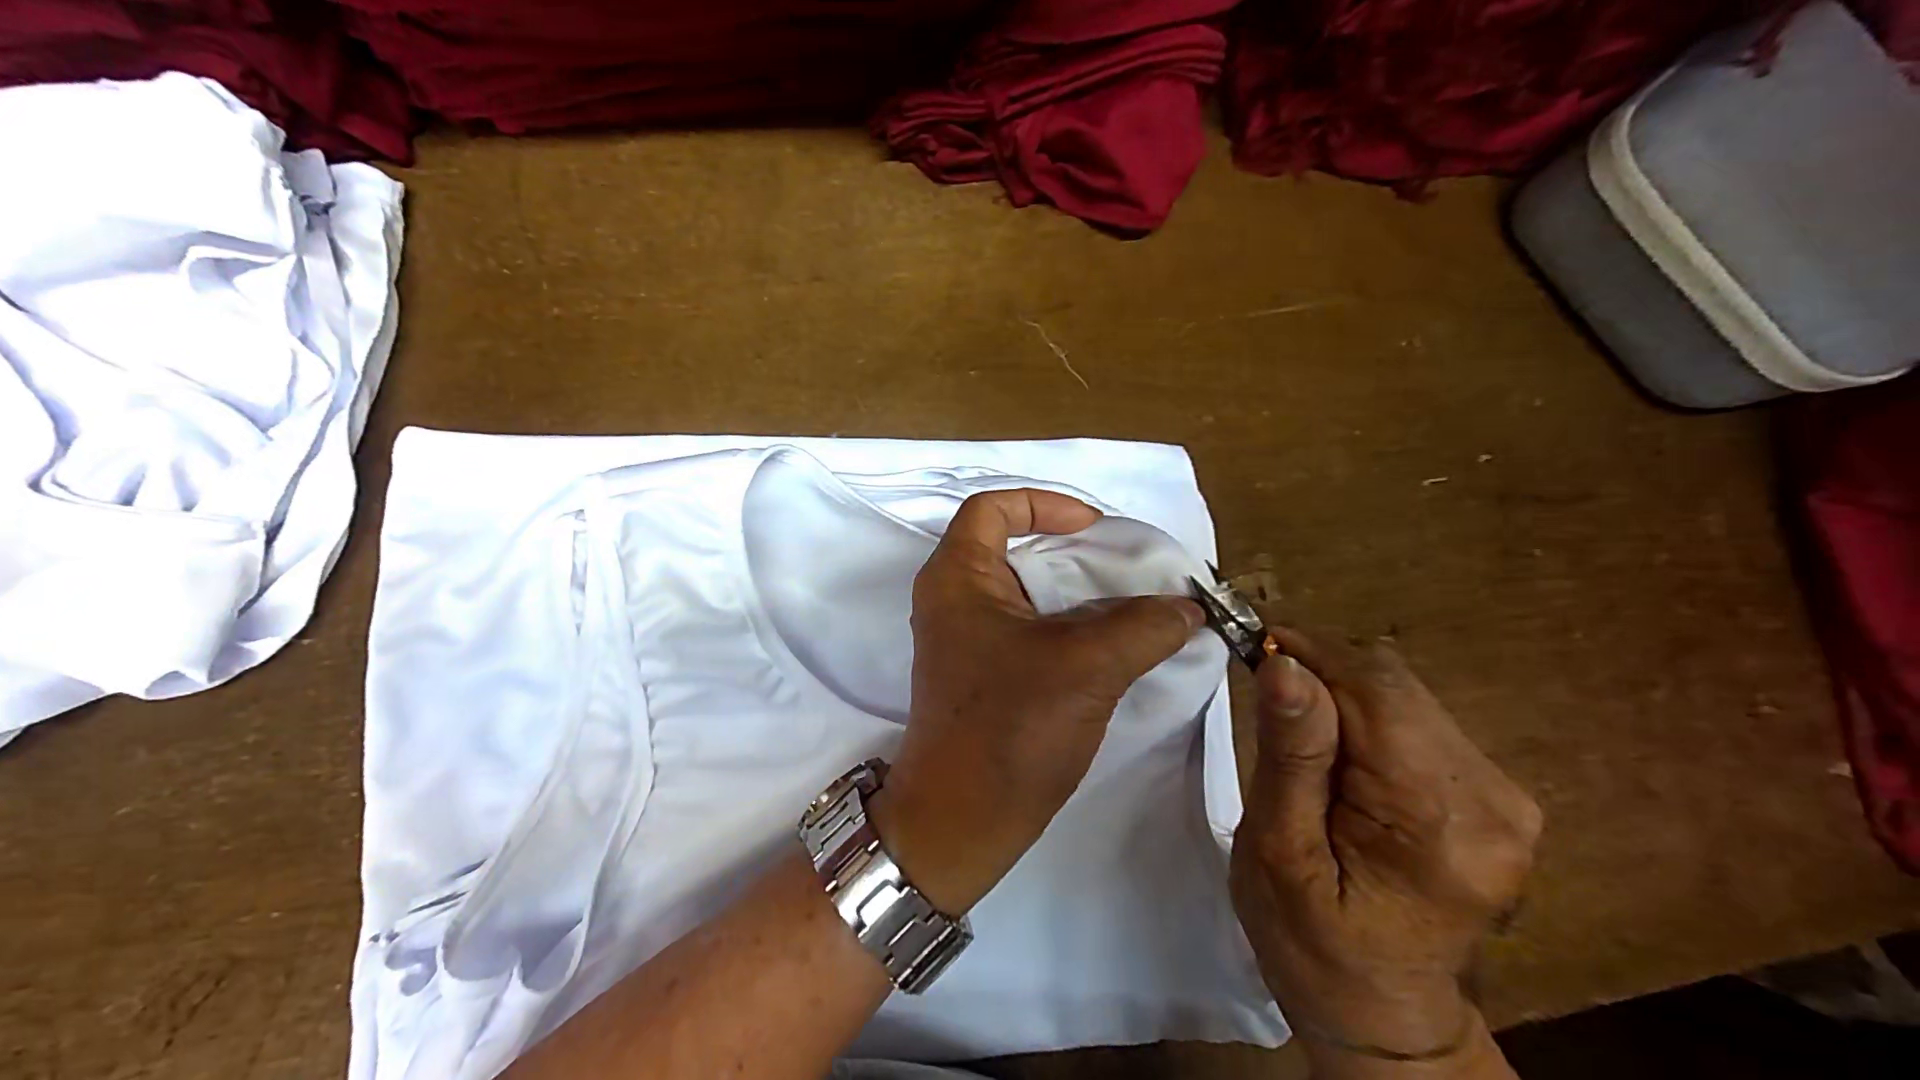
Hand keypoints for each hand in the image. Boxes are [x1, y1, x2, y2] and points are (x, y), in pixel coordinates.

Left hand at [867, 489, 1203, 914]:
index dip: (1044, 504)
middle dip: (1070, 550)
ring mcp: (963, 639)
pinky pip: (1025, 628)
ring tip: (1128, 603)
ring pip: (1023, 592)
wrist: (962, 820)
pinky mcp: (979, 673)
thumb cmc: (1012, 729)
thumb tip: (1188, 606)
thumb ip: (1144, 626)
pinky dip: (1065, 625)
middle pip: (1011, 548)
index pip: (991, 508)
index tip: (1093, 527)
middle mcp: (951, 599)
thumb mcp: (1088, 666)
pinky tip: (1109, 643)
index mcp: (957, 577)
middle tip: (1123, 565)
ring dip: (1074, 592)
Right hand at [1229, 626, 1541, 1069]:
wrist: (1381, 1009)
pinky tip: (1334, 752)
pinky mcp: (1494, 794)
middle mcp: (1494, 800)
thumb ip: (1290, 755)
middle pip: (1395, 686)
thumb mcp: (1279, 851)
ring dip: (1340, 693)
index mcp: (1439, 822)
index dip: (1311, 652)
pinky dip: (1363, 715)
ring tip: (1294, 728)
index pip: (1377, 692)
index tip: (1251, 642)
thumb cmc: (1310, 942)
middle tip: (1263, 691)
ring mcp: (1505, 797)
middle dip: (1321, 672)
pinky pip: (1415, 718)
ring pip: (1404, 694)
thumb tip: (1282, 665)